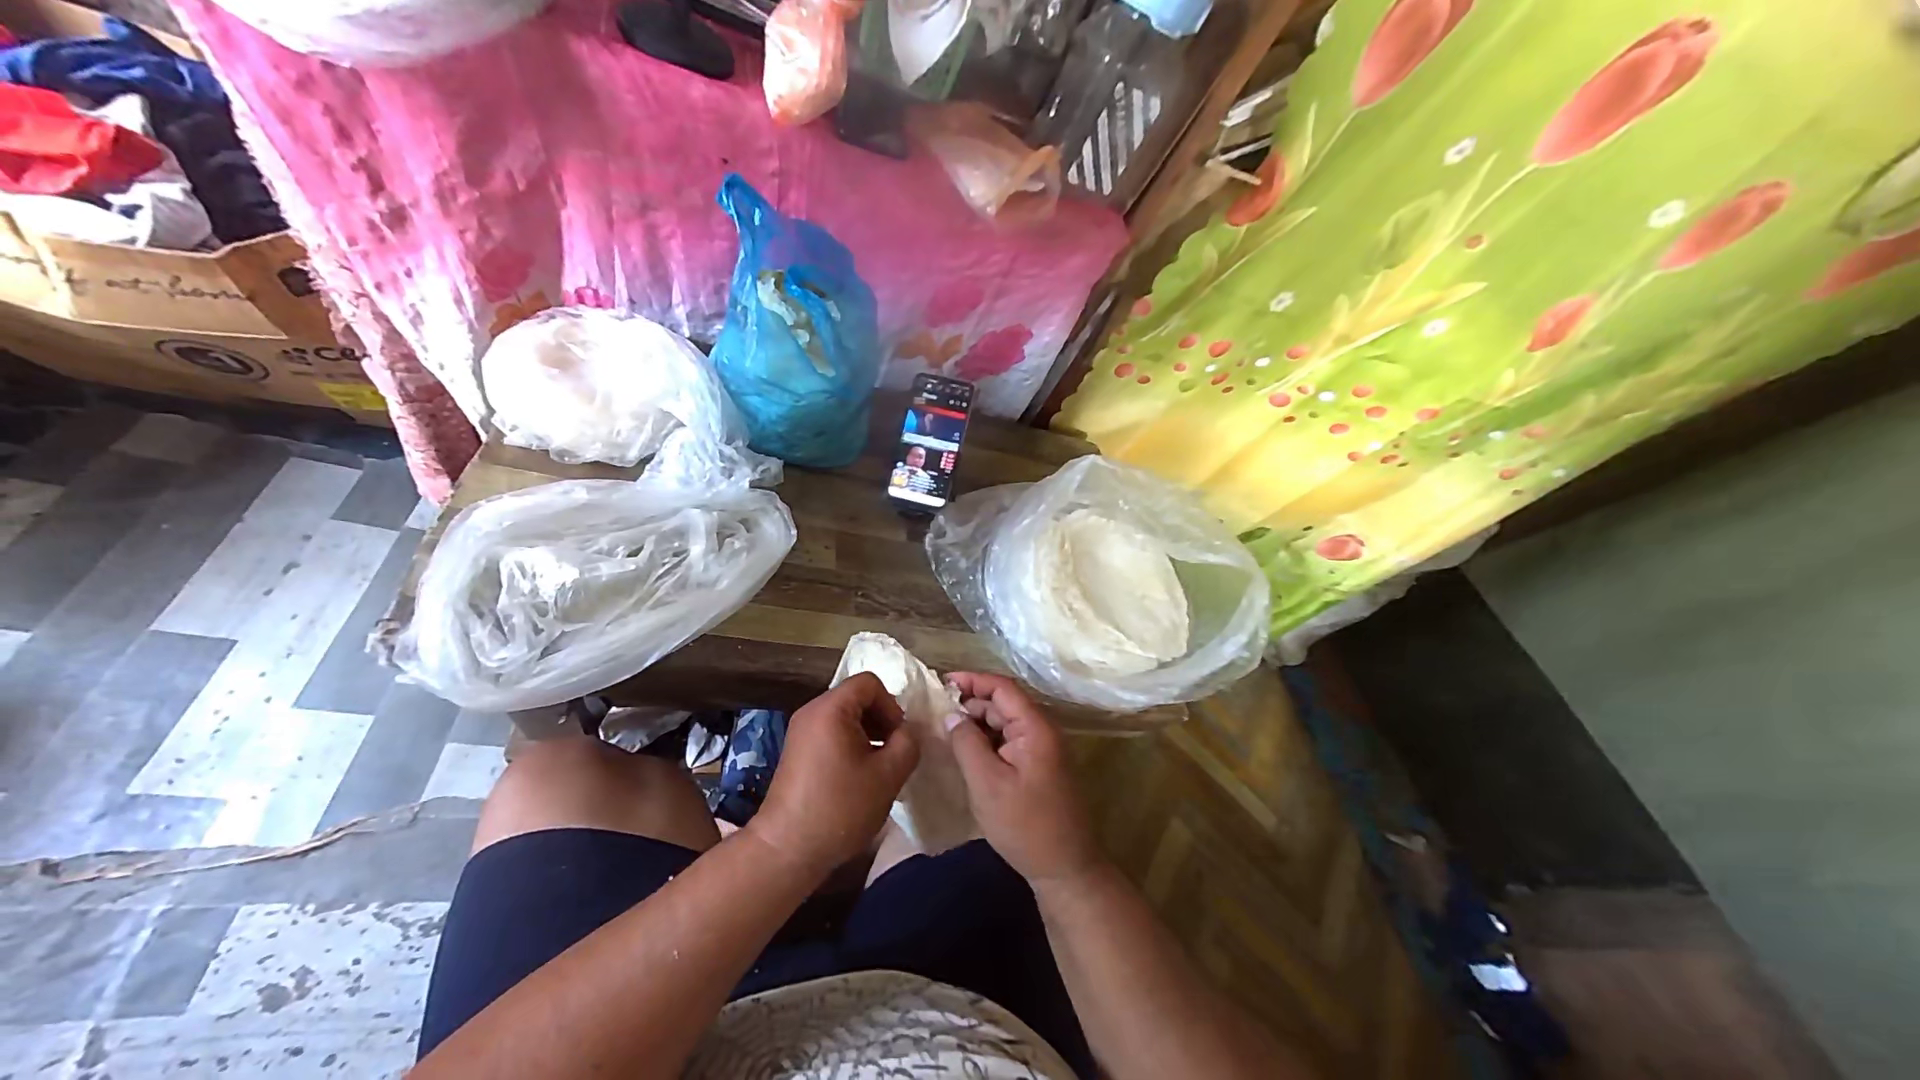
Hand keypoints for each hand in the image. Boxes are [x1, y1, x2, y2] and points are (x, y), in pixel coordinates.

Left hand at [748, 673, 918, 879]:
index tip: (898, 738)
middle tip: (894, 752)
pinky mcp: (796, 751)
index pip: (869, 683)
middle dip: (881, 720)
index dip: (891, 705)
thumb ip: (908, 743)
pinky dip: (850, 745)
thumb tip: (911, 730)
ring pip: (845, 716)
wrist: (787, 848)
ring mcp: (800, 732)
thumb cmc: (840, 807)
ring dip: (868, 734)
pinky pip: (831, 733)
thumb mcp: (888, 775)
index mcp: (831, 709)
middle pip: (856, 697)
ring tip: (879, 767)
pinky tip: (858, 777)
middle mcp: (811, 712)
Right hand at [943, 673, 1107, 889]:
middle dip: (971, 703)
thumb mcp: (987, 783)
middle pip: (1004, 704)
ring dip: (978, 723)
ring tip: (946, 731)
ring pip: (1005, 723)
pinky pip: (1009, 742)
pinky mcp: (1039, 767)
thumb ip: (967, 743)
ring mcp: (1043, 750)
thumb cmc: (1025, 825)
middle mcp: (1043, 731)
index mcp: (1035, 728)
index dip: (972, 681)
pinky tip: (966, 752)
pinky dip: (987, 741)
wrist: (1066, 869)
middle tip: (937, 712)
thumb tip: (951, 715)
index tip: (941, 683)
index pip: (1003, 688)